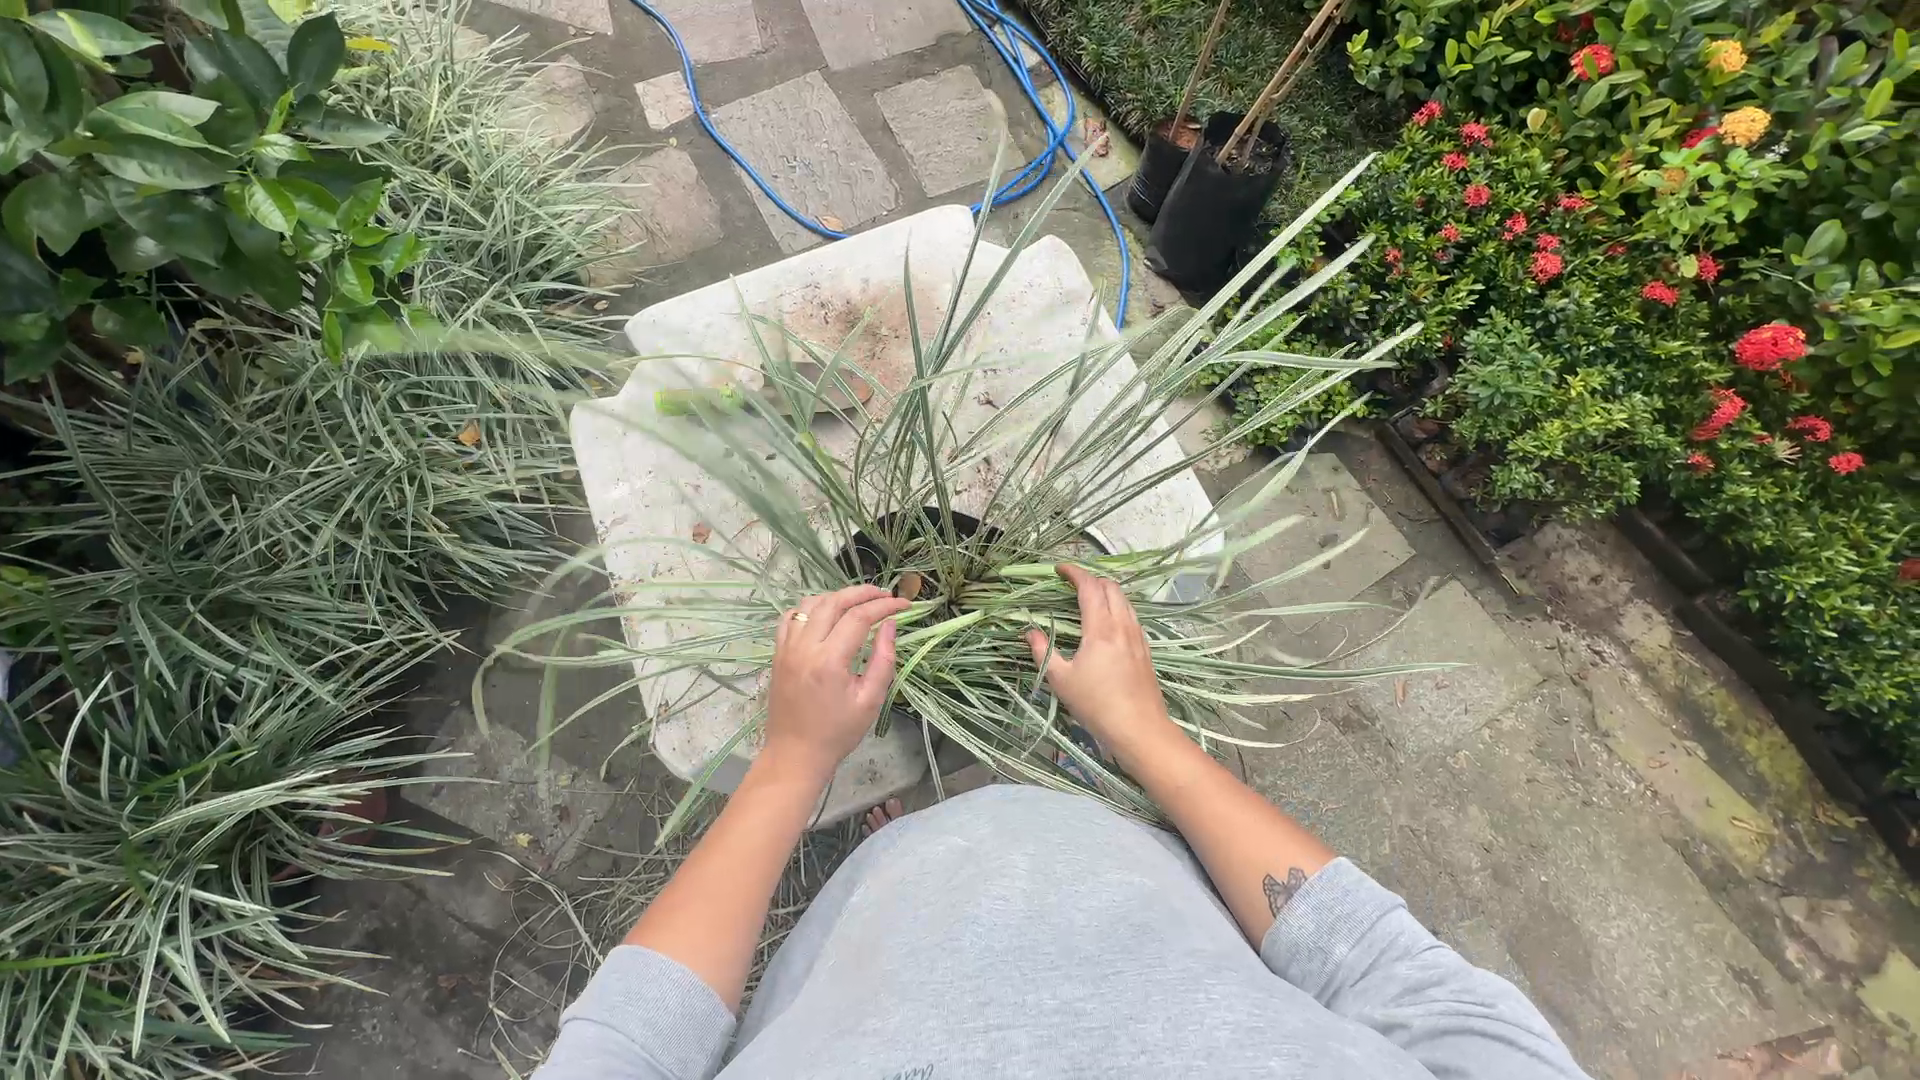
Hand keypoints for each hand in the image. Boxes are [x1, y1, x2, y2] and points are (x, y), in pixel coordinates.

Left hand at [763, 585, 909, 783]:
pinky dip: (810, 608)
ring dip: (836, 596)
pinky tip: (825, 613)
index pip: (859, 617)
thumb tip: (890, 625)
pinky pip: (791, 617)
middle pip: (834, 602)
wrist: (795, 754)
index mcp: (829, 661)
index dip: (884, 606)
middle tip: (885, 595)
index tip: (905, 605)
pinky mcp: (778, 653)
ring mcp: (786, 648)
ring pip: (811, 604)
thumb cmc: (837, 733)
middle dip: (862, 593)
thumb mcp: (870, 700)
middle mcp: (804, 647)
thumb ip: (883, 660)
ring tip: (858, 602)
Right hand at [1026, 564, 1175, 757]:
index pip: (1090, 587)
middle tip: (1071, 584)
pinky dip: (1117, 608)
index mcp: (1101, 629)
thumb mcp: (1061, 680)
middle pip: (1111, 587)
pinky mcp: (1145, 650)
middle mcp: (1123, 626)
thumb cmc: (1096, 705)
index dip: (1074, 573)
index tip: (1059, 570)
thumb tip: (1030, 632)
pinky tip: (1107, 623)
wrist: (1139, 729)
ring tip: (1088, 599)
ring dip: (1106, 592)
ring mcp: (1138, 637)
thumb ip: (1043, 651)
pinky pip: (1131, 616)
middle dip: (1091, 579)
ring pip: (1124, 600)